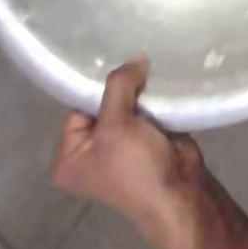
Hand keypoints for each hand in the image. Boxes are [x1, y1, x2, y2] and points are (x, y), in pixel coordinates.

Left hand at [51, 58, 206, 246]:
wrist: (179, 191)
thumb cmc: (136, 166)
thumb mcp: (116, 126)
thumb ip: (118, 86)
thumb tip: (135, 57)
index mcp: (68, 157)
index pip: (78, 106)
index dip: (98, 85)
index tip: (118, 61)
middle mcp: (89, 151)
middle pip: (103, 102)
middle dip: (122, 85)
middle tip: (138, 59)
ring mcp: (119, 145)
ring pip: (127, 103)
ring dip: (141, 88)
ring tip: (152, 64)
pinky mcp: (145, 139)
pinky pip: (144, 109)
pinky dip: (153, 96)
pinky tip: (161, 77)